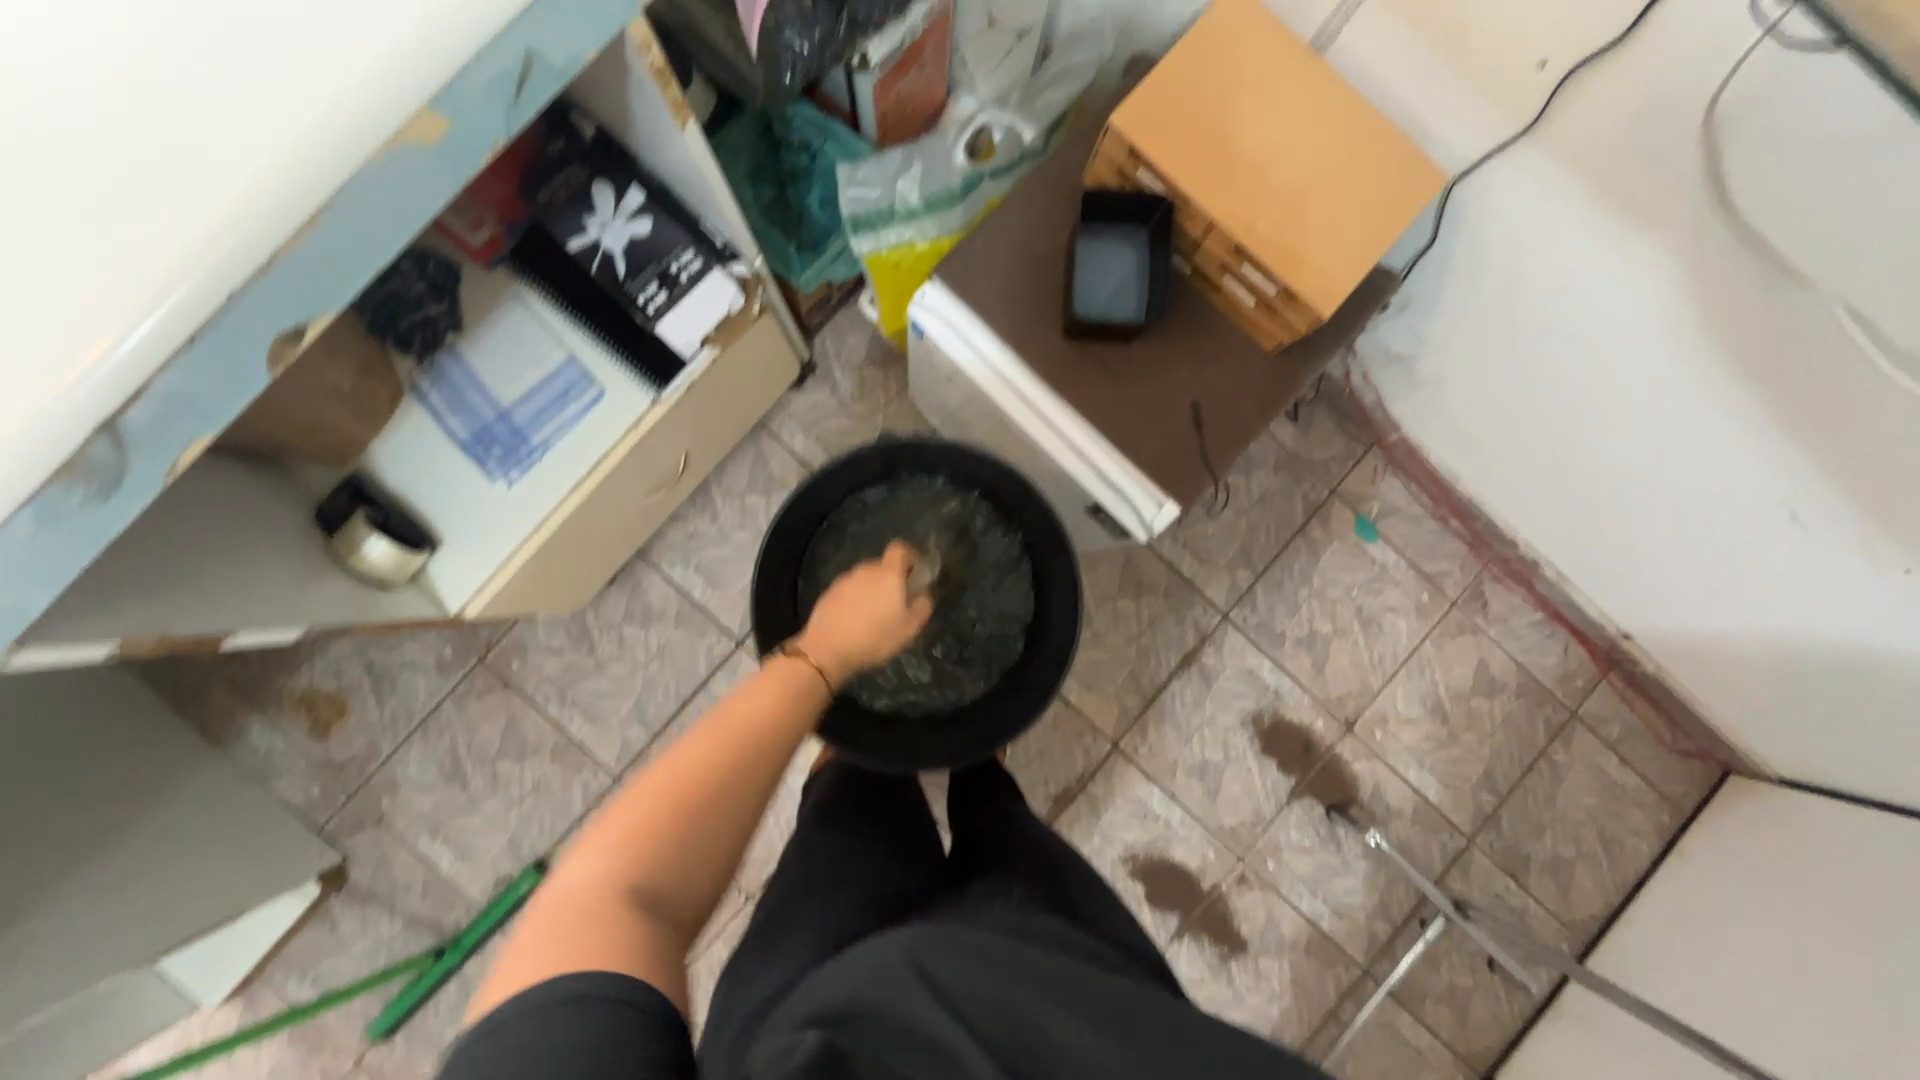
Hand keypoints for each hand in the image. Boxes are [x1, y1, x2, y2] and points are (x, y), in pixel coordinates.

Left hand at [797, 541, 934, 686]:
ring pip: (866, 578)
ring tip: (875, 616)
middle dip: (892, 579)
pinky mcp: (830, 592)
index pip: (900, 548)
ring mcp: (845, 579)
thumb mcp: (910, 628)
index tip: (915, 574)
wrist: (827, 650)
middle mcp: (865, 570)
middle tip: (897, 603)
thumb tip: (924, 591)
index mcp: (888, 573)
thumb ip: (923, 604)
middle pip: (883, 565)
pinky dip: (856, 599)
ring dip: (873, 590)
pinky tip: (855, 621)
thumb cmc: (875, 638)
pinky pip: (850, 589)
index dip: (910, 557)